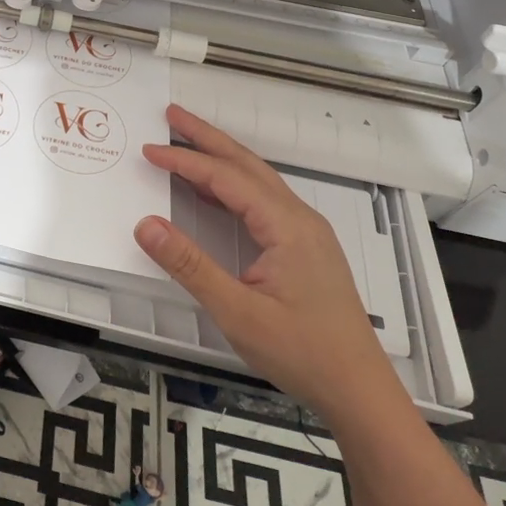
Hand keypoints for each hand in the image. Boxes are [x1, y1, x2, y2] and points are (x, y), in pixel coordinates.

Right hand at [133, 105, 398, 417]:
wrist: (360, 392)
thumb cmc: (302, 352)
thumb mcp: (238, 312)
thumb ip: (190, 265)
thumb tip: (145, 224)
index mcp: (287, 226)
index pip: (227, 178)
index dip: (186, 161)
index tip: (148, 150)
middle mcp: (299, 219)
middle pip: (247, 165)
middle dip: (208, 138)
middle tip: (171, 114)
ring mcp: (306, 234)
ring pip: (258, 181)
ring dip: (221, 158)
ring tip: (186, 142)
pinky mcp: (305, 250)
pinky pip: (262, 202)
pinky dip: (231, 187)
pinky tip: (211, 194)